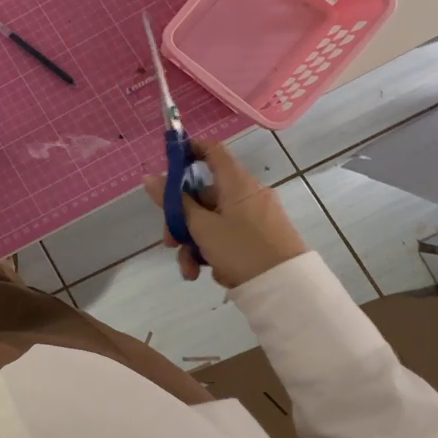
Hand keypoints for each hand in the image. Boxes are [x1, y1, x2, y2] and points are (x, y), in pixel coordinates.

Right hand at [144, 139, 307, 288]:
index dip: (189, 150)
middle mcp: (247, 193)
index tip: (168, 164)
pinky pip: (229, 234)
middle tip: (170, 243)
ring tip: (189, 269)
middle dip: (182, 220)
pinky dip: (214, 250)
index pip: (212, 150)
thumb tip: (150, 177)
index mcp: (236, 182)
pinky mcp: (263, 236)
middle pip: (204, 195)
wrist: (287, 288)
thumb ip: (174, 202)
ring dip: (195, 242)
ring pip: (213, 220)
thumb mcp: (200, 226)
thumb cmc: (241, 249)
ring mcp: (256, 216)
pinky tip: (208, 273)